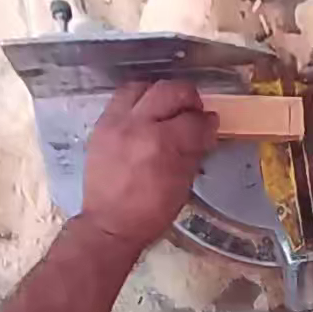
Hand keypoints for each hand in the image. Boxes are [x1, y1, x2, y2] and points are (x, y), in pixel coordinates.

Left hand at [77, 80, 218, 251]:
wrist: (109, 224)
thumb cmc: (150, 214)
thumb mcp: (181, 187)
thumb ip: (193, 154)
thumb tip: (204, 134)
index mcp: (163, 145)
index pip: (194, 121)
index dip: (208, 123)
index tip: (211, 126)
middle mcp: (138, 126)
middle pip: (170, 91)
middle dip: (189, 98)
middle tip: (194, 111)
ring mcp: (116, 123)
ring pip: (143, 87)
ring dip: (160, 94)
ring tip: (167, 109)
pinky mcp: (101, 126)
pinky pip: (122, 99)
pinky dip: (139, 101)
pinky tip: (146, 115)